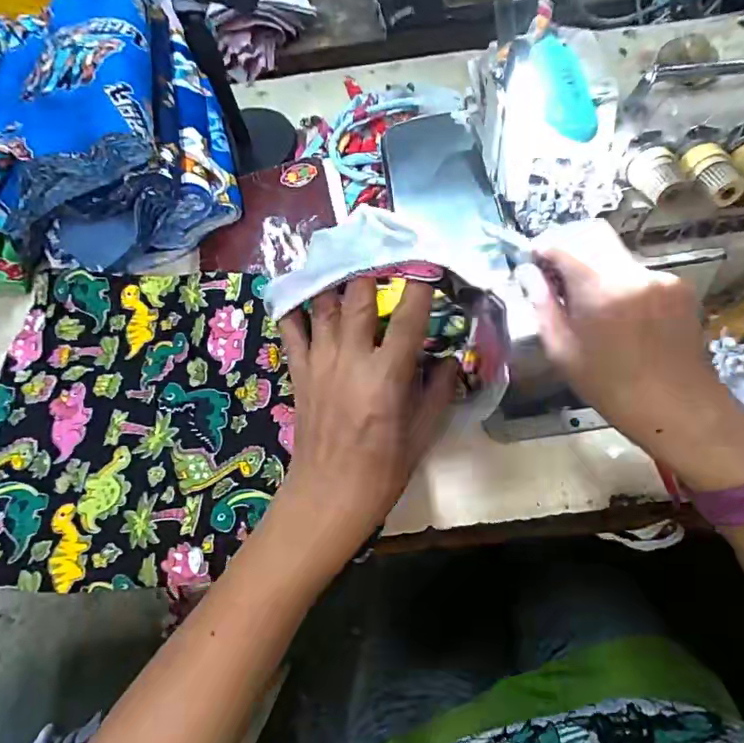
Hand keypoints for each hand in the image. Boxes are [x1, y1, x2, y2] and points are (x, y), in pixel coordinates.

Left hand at [275, 278, 456, 554]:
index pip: (410, 315)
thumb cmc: (383, 469)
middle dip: (375, 266)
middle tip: (386, 248)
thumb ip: (439, 389)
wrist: (329, 494)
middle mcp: (351, 358)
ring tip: (348, 256)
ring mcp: (320, 361)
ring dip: (338, 278)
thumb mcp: (424, 432)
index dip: (422, 283)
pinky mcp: (300, 370)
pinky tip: (303, 289)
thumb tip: (451, 355)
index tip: (431, 262)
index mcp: (388, 375)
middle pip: (360, 295)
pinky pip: (292, 328)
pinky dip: (296, 306)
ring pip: (325, 303)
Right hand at [528, 221, 743, 488]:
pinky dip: (626, 288)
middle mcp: (633, 273)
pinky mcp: (680, 287)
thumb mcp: (563, 352)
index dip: (543, 249)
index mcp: (600, 289)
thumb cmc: (612, 387)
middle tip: (560, 283)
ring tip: (596, 312)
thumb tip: (529, 275)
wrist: (679, 407)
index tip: (533, 259)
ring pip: (618, 260)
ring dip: (601, 274)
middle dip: (573, 256)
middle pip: (594, 241)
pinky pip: (642, 277)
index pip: (563, 246)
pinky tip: (626, 321)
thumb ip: (542, 306)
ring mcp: (661, 278)